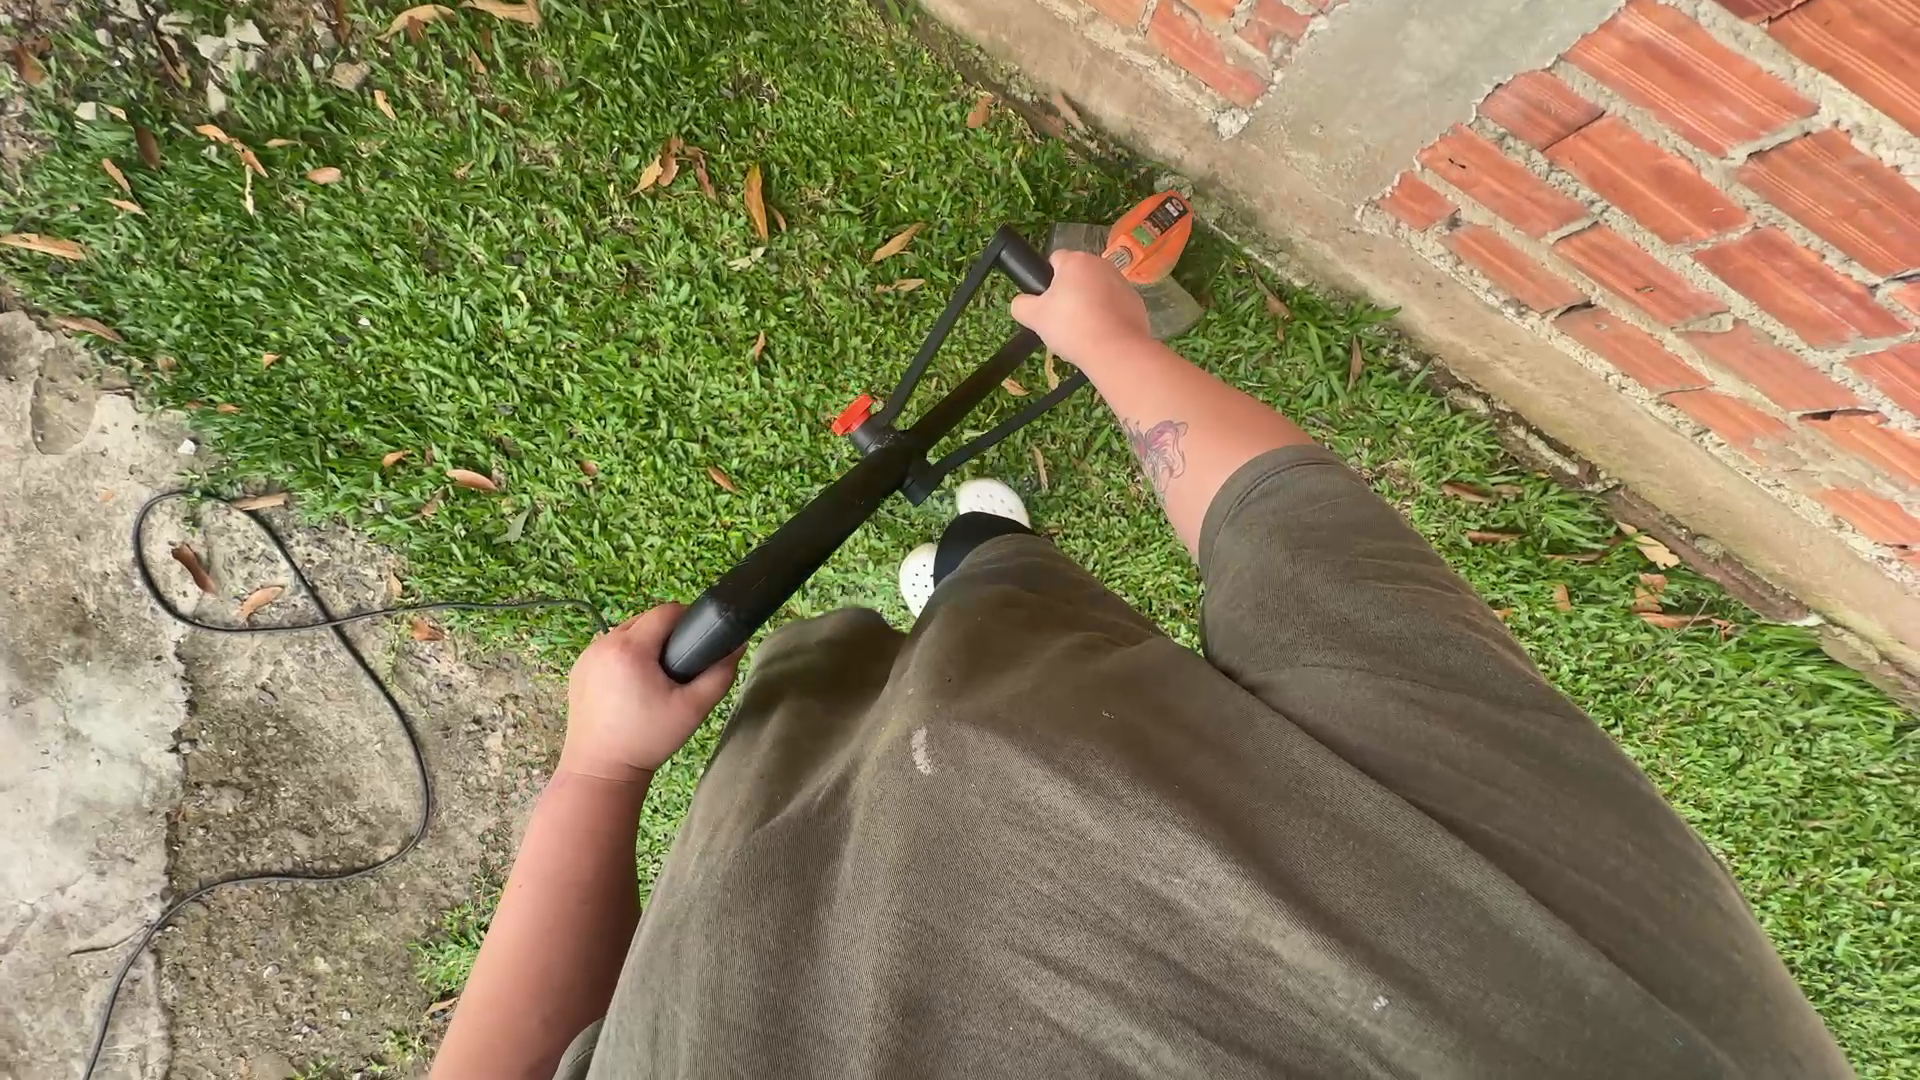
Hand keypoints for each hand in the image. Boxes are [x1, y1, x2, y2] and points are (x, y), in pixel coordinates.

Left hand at [561, 603, 741, 782]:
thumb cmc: (648, 739)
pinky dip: (626, 654)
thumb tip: (738, 645)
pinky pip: (610, 647)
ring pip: (626, 631)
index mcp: (630, 649)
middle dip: (667, 632)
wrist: (600, 771)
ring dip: (646, 641)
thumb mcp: (694, 708)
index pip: (666, 611)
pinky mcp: (578, 669)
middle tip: (683, 661)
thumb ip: (720, 673)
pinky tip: (635, 680)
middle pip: (645, 618)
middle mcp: (603, 645)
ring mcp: (587, 656)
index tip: (700, 641)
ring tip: (660, 672)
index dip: (689, 619)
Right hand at [1009, 250, 1152, 365]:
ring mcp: (1121, 281)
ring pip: (1096, 289)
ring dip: (1088, 303)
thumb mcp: (1034, 317)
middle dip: (1069, 293)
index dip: (1047, 281)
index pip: (1054, 259)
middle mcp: (1101, 264)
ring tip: (1082, 330)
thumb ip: (1021, 305)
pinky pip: (1114, 304)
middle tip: (1062, 320)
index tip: (1047, 303)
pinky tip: (1100, 334)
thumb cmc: (1071, 327)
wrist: (1114, 349)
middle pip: (1077, 275)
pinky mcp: (1135, 301)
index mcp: (1075, 261)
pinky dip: (1106, 315)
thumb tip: (1022, 302)